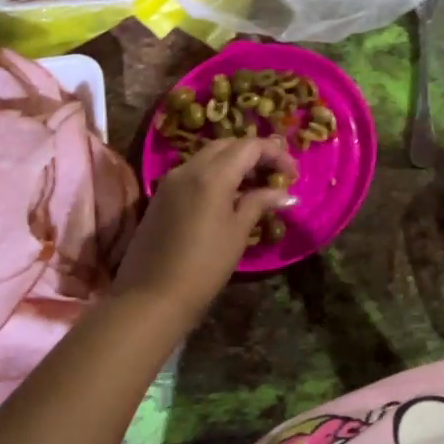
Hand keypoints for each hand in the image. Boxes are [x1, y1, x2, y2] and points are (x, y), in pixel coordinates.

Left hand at [111, 137, 295, 327]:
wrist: (150, 298)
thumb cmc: (204, 266)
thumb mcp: (238, 232)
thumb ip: (260, 203)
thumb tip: (285, 193)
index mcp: (212, 175)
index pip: (250, 146)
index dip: (276, 154)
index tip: (292, 174)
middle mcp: (189, 169)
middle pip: (228, 145)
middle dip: (255, 153)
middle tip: (275, 175)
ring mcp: (171, 181)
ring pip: (209, 156)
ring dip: (234, 162)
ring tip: (255, 185)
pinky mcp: (161, 196)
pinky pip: (194, 172)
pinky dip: (215, 174)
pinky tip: (228, 197)